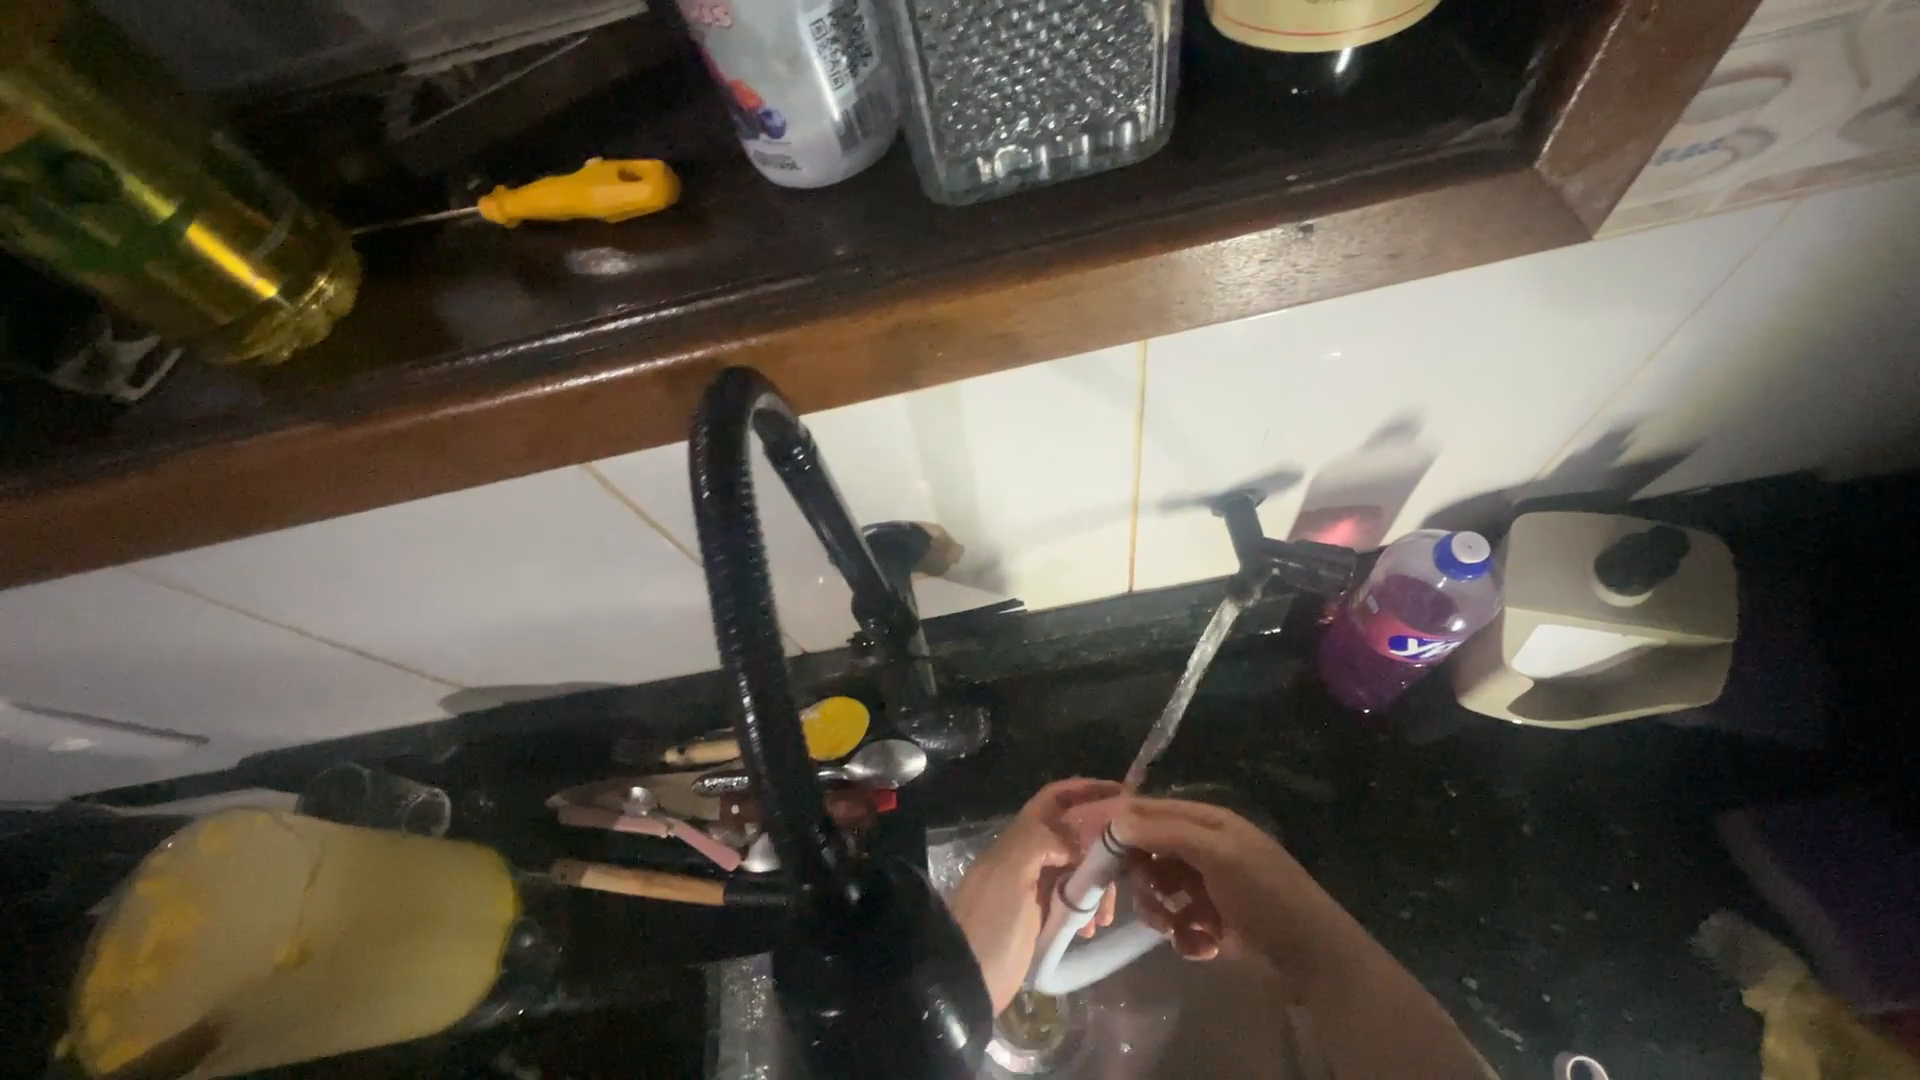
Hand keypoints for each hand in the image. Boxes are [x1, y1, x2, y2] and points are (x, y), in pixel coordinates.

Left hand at [950, 778, 1121, 1012]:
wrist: (968, 975)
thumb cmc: (991, 917)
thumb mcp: (1012, 870)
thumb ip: (1044, 841)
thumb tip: (1080, 839)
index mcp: (1019, 837)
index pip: (1054, 799)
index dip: (1085, 790)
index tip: (1121, 793)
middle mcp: (1030, 854)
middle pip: (1074, 836)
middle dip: (1101, 848)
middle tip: (1129, 864)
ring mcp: (1036, 886)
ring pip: (1079, 871)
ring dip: (1098, 886)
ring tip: (1105, 914)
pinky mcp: (1043, 917)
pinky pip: (1075, 902)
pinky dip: (1089, 910)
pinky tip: (1093, 928)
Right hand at [1113, 797, 1327, 968]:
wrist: (1315, 959)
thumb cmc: (1266, 895)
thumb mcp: (1218, 854)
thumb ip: (1166, 833)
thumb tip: (1115, 819)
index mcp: (1207, 822)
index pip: (1150, 811)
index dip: (1122, 827)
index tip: (1095, 850)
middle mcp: (1204, 849)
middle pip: (1149, 852)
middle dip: (1142, 877)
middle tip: (1150, 897)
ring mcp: (1207, 887)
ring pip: (1158, 890)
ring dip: (1159, 910)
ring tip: (1175, 928)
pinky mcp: (1211, 922)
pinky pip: (1177, 922)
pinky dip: (1183, 935)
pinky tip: (1202, 946)